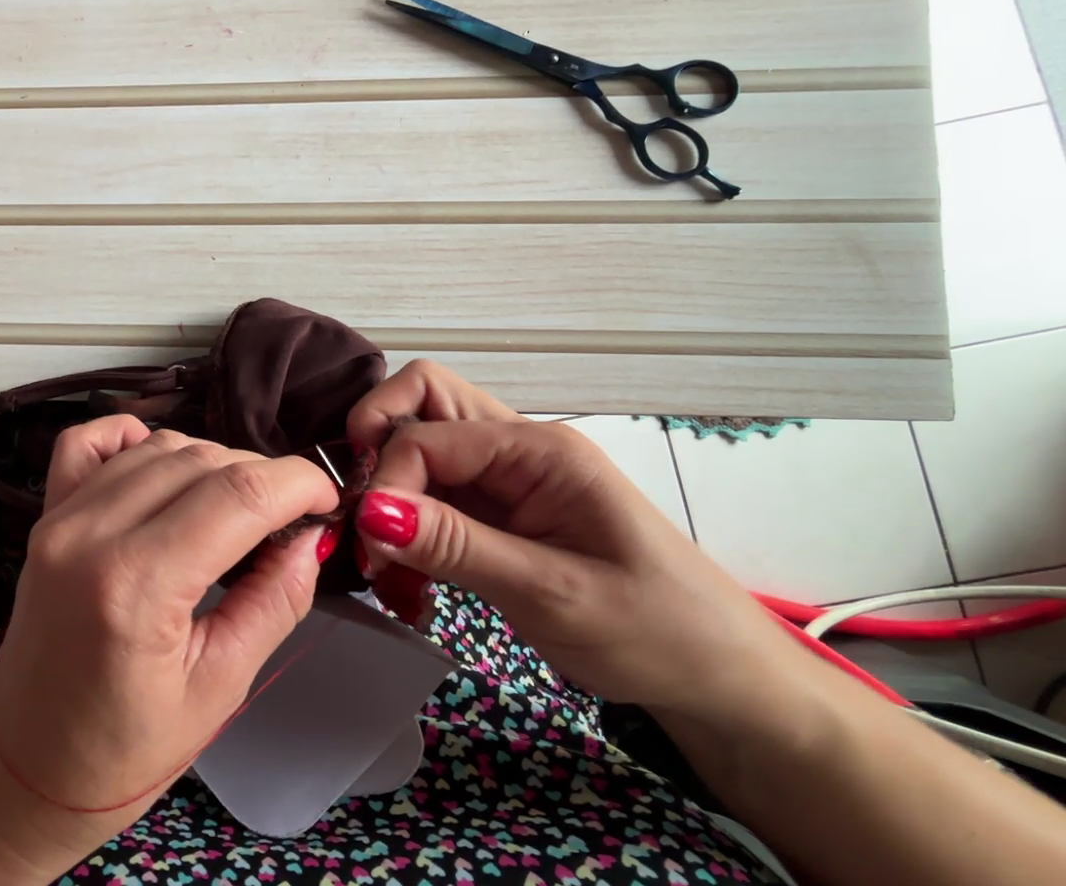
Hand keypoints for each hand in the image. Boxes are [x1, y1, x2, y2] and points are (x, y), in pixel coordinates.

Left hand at [0, 415, 337, 836]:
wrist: (29, 762)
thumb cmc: (125, 748)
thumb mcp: (221, 687)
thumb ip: (274, 600)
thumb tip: (309, 536)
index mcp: (136, 585)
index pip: (238, 494)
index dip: (298, 482)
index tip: (328, 499)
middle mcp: (90, 534)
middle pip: (201, 460)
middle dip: (262, 477)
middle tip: (287, 521)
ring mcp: (59, 519)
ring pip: (156, 446)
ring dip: (210, 463)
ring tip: (236, 512)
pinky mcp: (44, 517)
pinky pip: (89, 442)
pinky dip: (135, 439)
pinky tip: (164, 467)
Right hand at [345, 365, 795, 715]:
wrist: (717, 678)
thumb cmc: (653, 630)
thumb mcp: (551, 593)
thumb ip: (455, 546)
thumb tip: (367, 510)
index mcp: (538, 451)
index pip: (425, 434)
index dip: (385, 482)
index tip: (373, 545)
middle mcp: (516, 448)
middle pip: (420, 402)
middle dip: (374, 451)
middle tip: (363, 520)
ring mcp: (505, 479)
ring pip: (418, 448)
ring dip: (385, 496)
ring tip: (383, 567)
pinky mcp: (497, 514)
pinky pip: (430, 498)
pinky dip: (404, 531)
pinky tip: (407, 583)